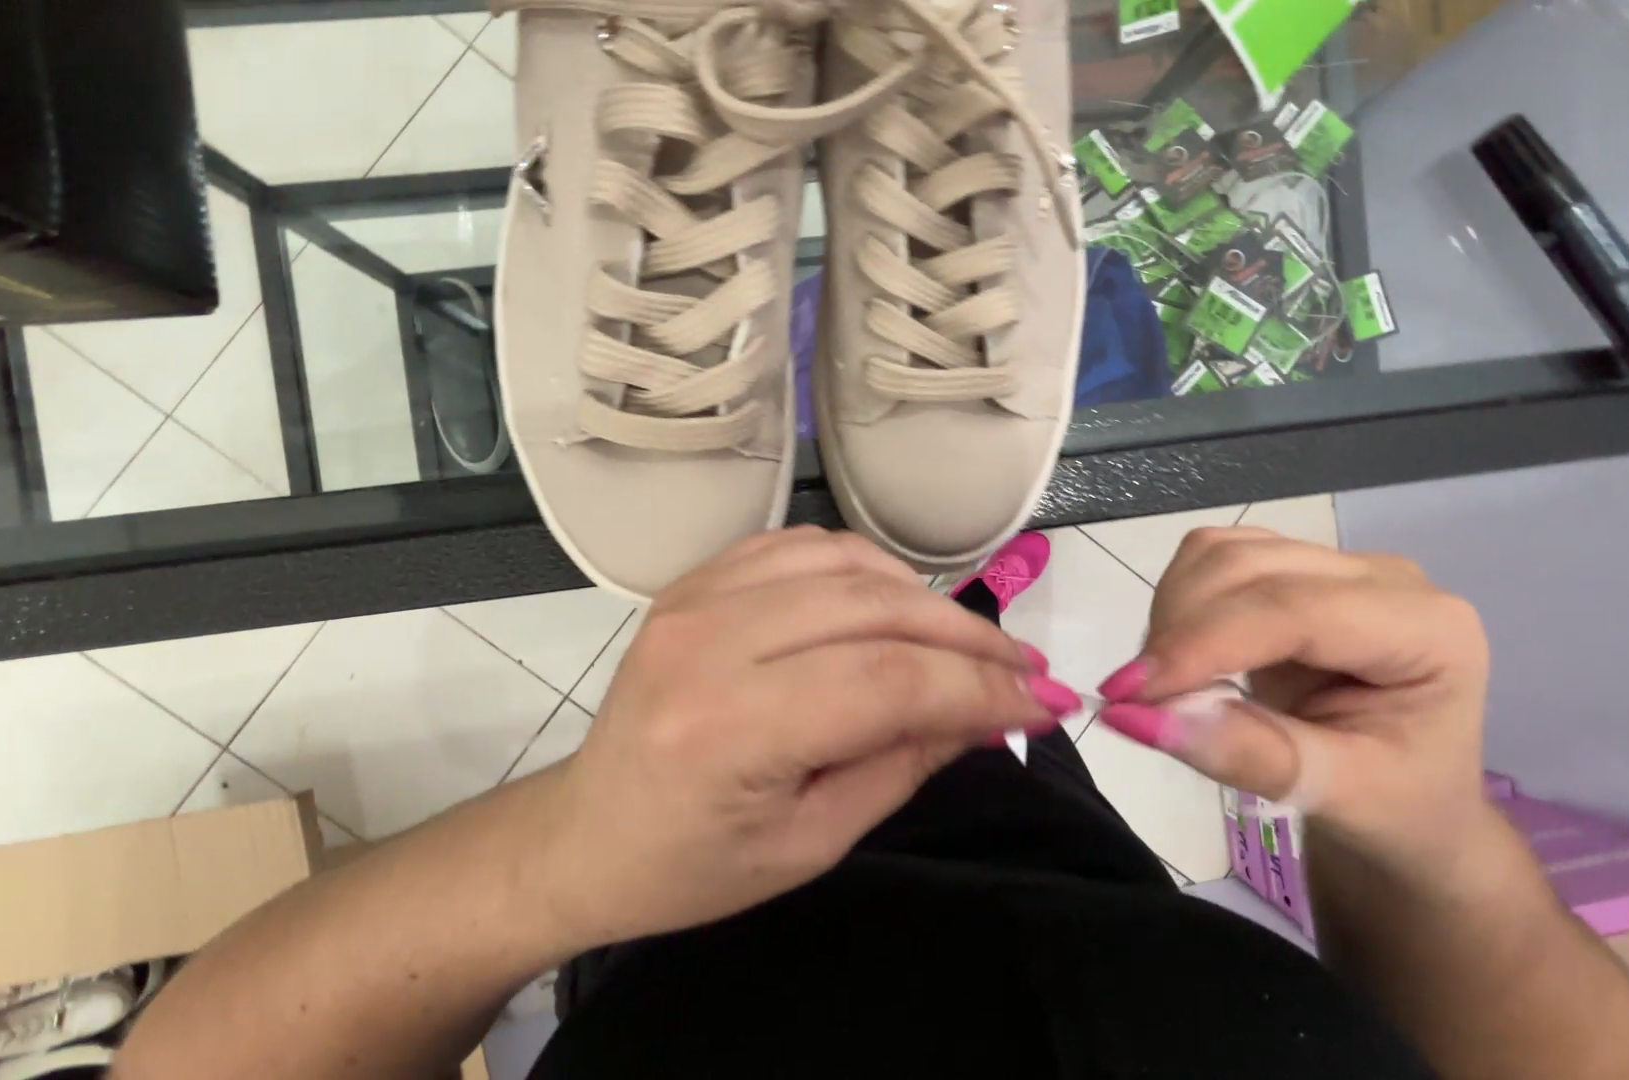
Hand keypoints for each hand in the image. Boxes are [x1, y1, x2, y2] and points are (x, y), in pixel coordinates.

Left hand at [523, 527, 1081, 951]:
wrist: (587, 833)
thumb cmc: (693, 867)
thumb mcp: (812, 843)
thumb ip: (903, 762)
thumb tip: (989, 709)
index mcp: (730, 729)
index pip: (888, 680)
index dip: (979, 686)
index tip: (1041, 702)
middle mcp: (708, 642)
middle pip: (874, 608)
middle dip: (967, 635)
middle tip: (1023, 666)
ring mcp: (694, 598)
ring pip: (843, 562)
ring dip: (921, 595)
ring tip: (965, 639)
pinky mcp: (692, 582)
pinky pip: (798, 546)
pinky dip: (862, 567)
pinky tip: (892, 602)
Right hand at [1093, 527, 1490, 865]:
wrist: (1411, 798)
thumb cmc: (1393, 806)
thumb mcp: (1331, 795)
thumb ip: (1242, 752)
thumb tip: (1133, 716)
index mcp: (1426, 628)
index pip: (1289, 609)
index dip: (1200, 643)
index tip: (1127, 693)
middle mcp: (1381, 577)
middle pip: (1246, 566)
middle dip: (1178, 629)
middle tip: (1140, 700)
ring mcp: (1333, 564)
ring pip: (1219, 553)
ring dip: (1171, 612)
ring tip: (1167, 683)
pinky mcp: (1291, 568)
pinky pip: (1211, 558)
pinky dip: (1177, 602)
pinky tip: (1184, 654)